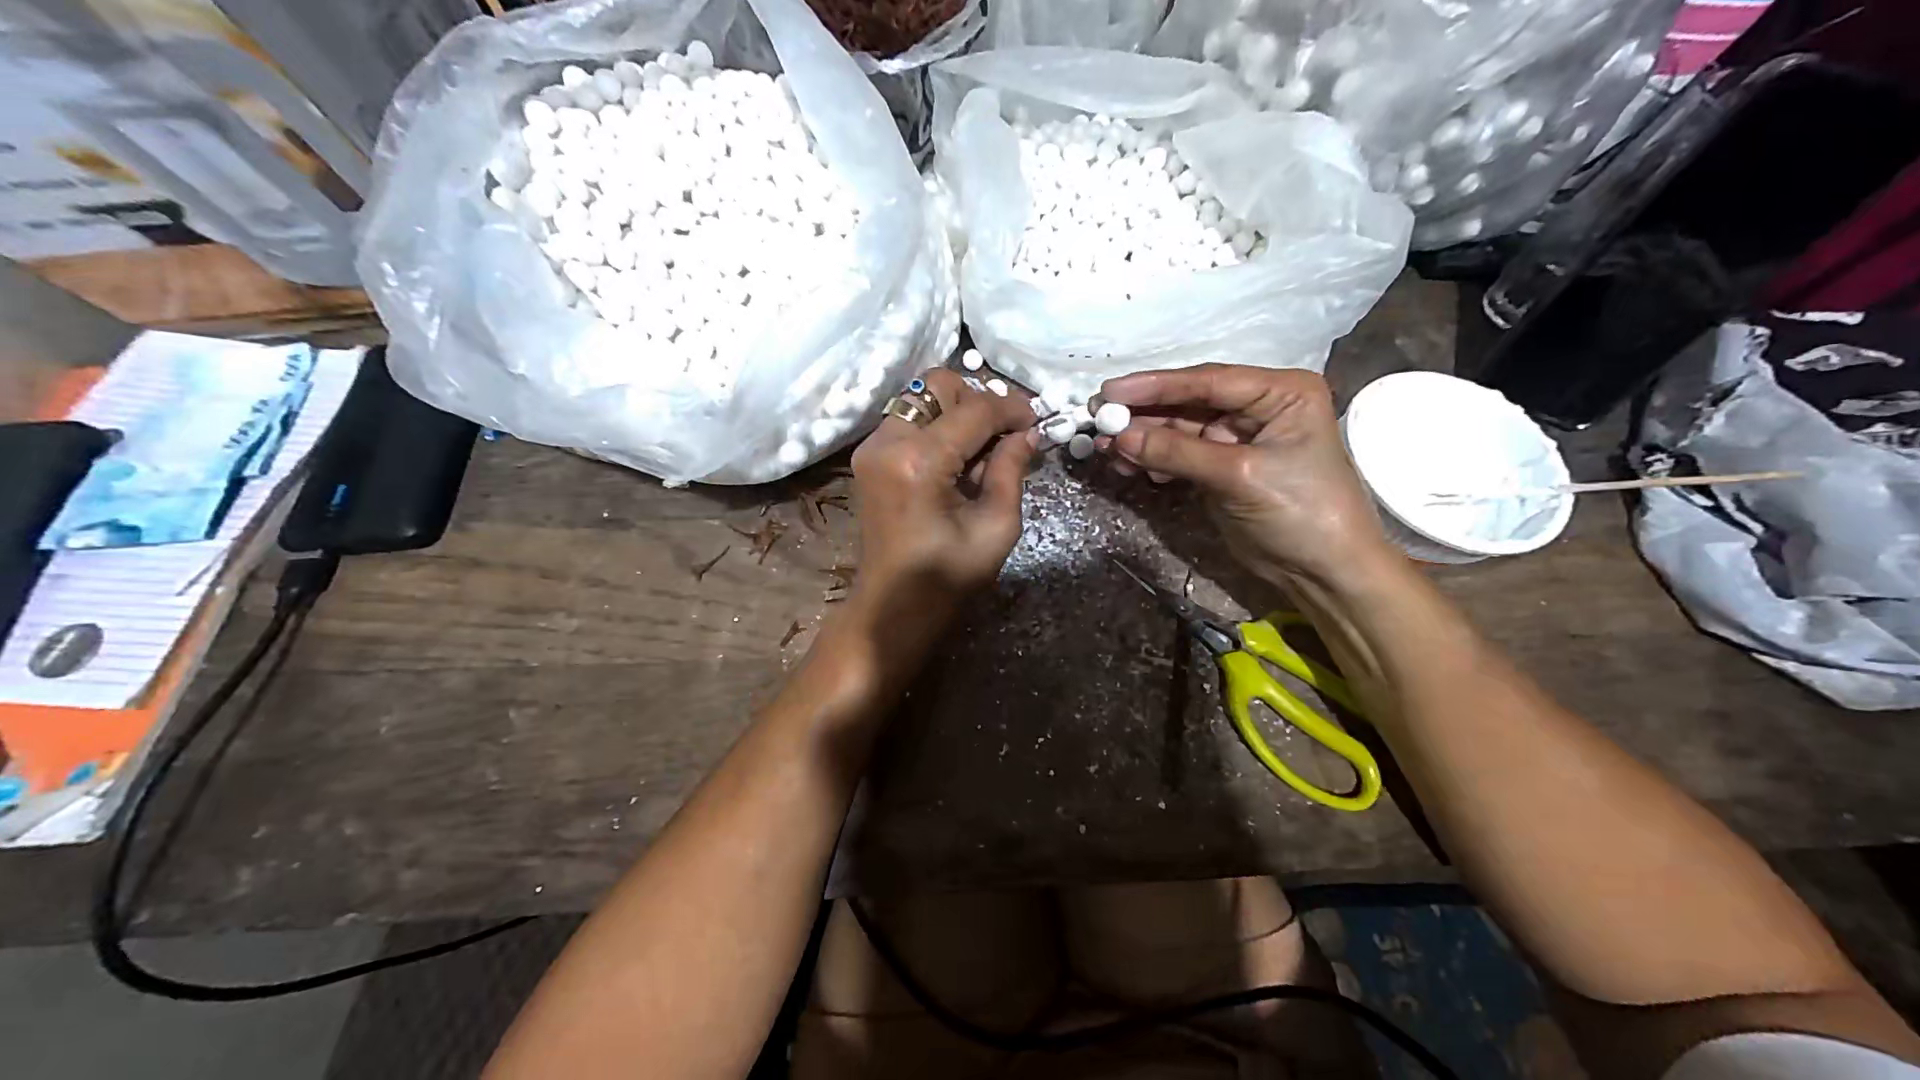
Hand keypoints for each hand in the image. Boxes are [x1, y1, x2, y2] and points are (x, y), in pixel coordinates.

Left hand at [846, 368, 1036, 634]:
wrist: (893, 606)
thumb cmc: (948, 577)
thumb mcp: (996, 527)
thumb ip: (1011, 471)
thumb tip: (1027, 434)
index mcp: (919, 463)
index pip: (974, 410)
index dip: (1012, 409)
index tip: (1036, 422)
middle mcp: (888, 442)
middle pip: (938, 386)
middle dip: (978, 400)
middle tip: (1004, 433)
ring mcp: (871, 448)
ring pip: (920, 398)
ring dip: (956, 412)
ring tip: (981, 449)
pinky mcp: (868, 457)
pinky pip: (908, 419)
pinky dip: (936, 426)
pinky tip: (956, 459)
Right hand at [1097, 364, 1396, 588]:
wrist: (1323, 572)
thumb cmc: (1300, 513)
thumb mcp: (1239, 476)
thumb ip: (1178, 452)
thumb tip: (1119, 437)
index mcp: (1279, 393)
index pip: (1208, 381)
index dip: (1155, 386)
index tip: (1110, 391)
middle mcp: (1257, 408)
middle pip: (1188, 402)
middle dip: (1142, 413)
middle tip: (1096, 419)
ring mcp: (1237, 439)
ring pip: (1178, 430)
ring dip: (1141, 439)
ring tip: (1104, 448)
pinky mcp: (1221, 468)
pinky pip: (1178, 456)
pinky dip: (1153, 461)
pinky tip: (1127, 466)